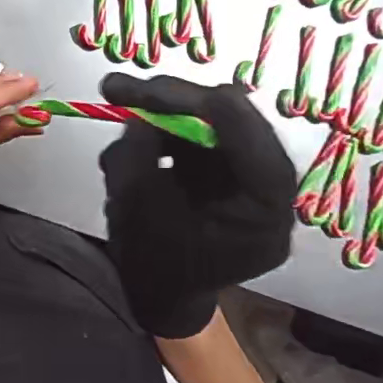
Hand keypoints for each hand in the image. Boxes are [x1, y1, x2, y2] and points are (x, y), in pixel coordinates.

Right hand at [98, 74, 297, 338]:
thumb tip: (138, 118)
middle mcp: (262, 189)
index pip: (259, 154)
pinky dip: (158, 130)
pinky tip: (128, 138)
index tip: (173, 91)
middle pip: (231, 127)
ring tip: (117, 100)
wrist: (154, 294)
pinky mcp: (216, 167)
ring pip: (207, 124)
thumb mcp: (138, 220)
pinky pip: (192, 135)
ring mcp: (239, 175)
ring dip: (160, 113)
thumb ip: (138, 166)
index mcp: (265, 215)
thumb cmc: (152, 270)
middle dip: (174, 103)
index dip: (220, 118)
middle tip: (120, 87)